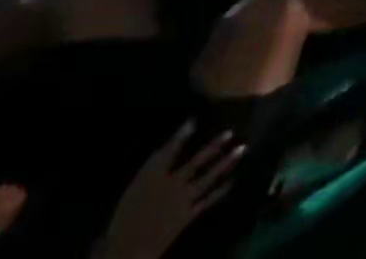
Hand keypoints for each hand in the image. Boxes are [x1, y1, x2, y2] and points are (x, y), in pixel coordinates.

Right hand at [95, 123, 242, 258]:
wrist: (124, 251)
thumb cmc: (122, 222)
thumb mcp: (131, 193)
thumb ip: (150, 171)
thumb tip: (165, 149)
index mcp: (151, 179)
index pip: (167, 152)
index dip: (180, 136)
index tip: (193, 121)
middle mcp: (171, 185)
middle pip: (197, 161)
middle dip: (214, 146)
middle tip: (230, 132)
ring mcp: (182, 199)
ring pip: (209, 176)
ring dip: (227, 162)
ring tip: (243, 148)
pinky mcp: (188, 214)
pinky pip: (208, 200)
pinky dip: (221, 190)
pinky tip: (232, 181)